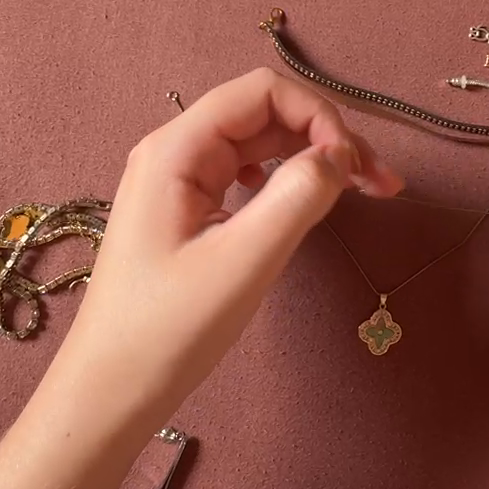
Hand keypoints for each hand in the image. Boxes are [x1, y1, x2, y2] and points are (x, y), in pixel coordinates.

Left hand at [0, 68, 399, 488]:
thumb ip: (297, 196)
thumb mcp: (242, 262)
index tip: (355, 167)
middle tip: (380, 182)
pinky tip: (307, 202)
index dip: (318, 115)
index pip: (263, 92)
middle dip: (327, 136)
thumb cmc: (168, 330)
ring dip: (315, 157)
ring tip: (363, 190)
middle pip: (267, 113)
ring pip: (264, 142)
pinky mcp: (190, 206)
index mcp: (178, 148)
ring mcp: (182, 178)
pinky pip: (251, 172)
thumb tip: (341, 156)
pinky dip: (291, 179)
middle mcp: (178, 149)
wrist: (107, 396)